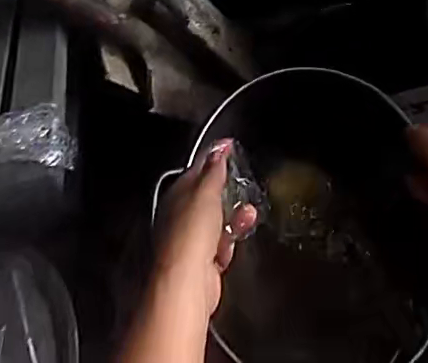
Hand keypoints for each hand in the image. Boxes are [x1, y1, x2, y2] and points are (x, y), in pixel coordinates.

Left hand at [152, 138, 258, 319]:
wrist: (187, 282)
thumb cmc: (192, 232)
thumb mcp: (206, 192)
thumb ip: (214, 170)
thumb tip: (218, 149)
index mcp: (178, 192)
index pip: (198, 166)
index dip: (215, 155)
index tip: (230, 145)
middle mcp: (181, 213)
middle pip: (209, 194)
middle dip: (228, 190)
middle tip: (244, 185)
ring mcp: (191, 238)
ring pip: (218, 220)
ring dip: (234, 217)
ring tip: (248, 214)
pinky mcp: (203, 260)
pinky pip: (221, 243)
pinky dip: (230, 240)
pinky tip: (235, 239)